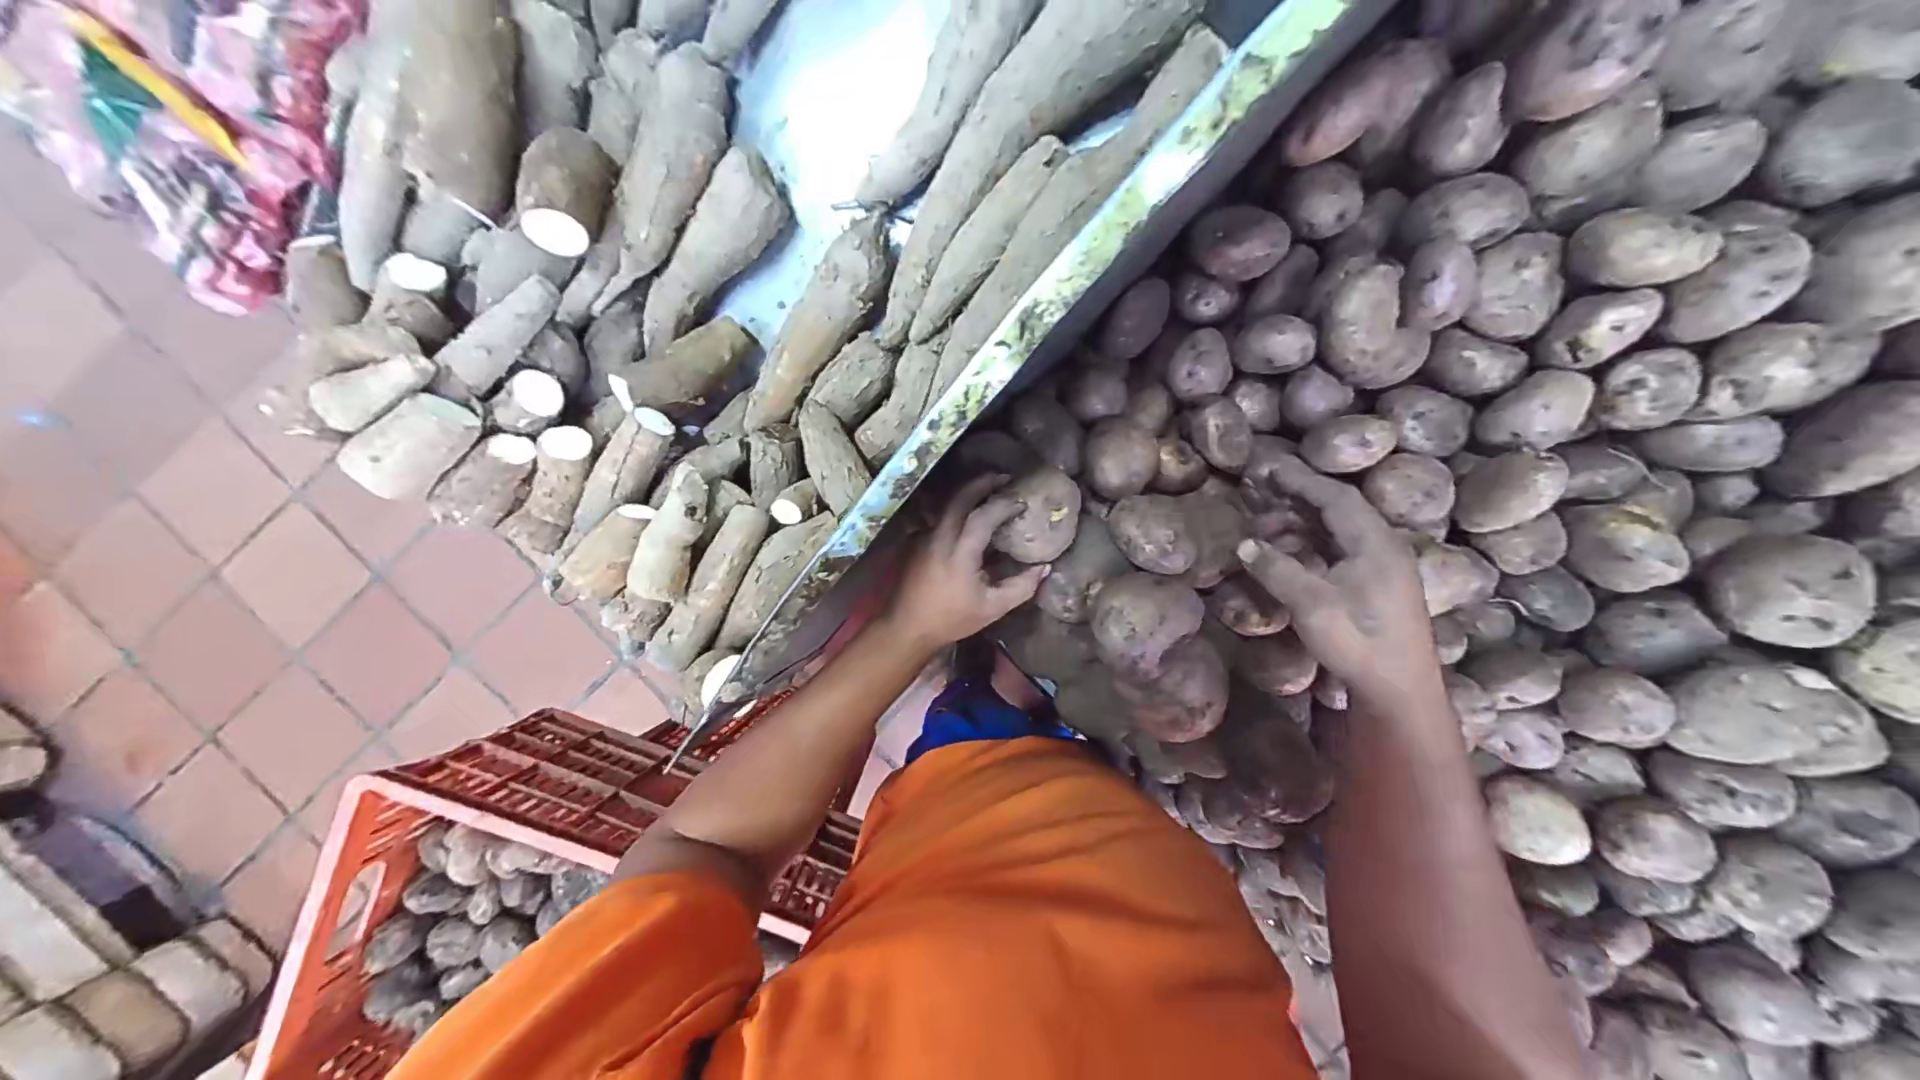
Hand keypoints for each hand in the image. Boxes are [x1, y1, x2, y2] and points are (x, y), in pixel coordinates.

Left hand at [886, 475, 1048, 648]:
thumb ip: (1022, 587)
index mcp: (959, 553)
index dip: (1004, 505)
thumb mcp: (992, 608)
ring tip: (990, 490)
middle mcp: (940, 538)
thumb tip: (1045, 567)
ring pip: (947, 505)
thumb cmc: (951, 619)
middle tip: (1004, 478)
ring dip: (969, 493)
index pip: (983, 516)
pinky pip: (941, 517)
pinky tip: (970, 516)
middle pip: (960, 498)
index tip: (1021, 503)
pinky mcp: (918, 542)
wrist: (907, 626)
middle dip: (983, 483)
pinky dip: (958, 509)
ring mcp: (925, 537)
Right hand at [1237, 453, 1443, 712]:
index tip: (1267, 469)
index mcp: (1375, 543)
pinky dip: (1307, 544)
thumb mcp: (1312, 605)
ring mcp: (1379, 566)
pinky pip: (1335, 549)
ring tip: (1263, 528)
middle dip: (1296, 497)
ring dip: (1298, 523)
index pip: (1335, 498)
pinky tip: (1284, 553)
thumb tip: (1244, 544)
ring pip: (1334, 530)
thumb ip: (1277, 569)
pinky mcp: (1372, 585)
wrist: (1400, 690)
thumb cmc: (1359, 642)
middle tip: (1260, 491)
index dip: (1300, 481)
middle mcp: (1381, 547)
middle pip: (1336, 509)